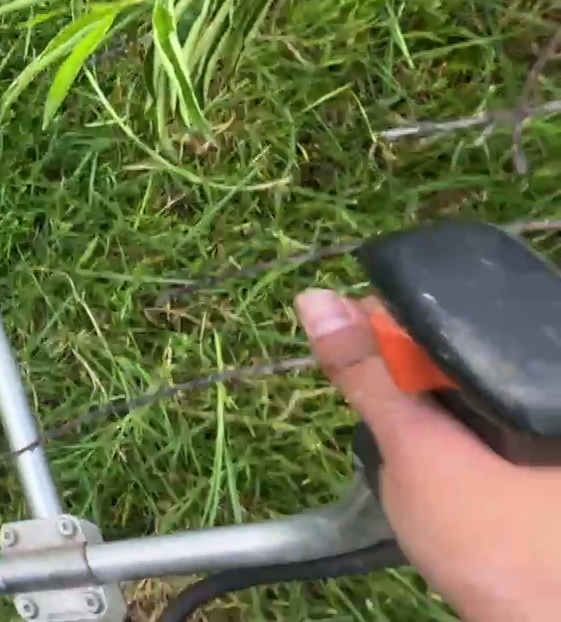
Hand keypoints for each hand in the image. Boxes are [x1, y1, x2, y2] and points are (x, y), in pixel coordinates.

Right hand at [296, 289, 560, 621]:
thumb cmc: (511, 554)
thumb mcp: (421, 452)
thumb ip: (369, 374)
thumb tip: (315, 298)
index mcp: (557, 390)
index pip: (469, 327)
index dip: (400, 338)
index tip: (368, 374)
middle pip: (479, 362)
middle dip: (422, 384)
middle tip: (404, 433)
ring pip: (491, 399)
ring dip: (444, 416)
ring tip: (435, 465)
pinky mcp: (556, 477)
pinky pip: (513, 435)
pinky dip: (477, 444)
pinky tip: (468, 483)